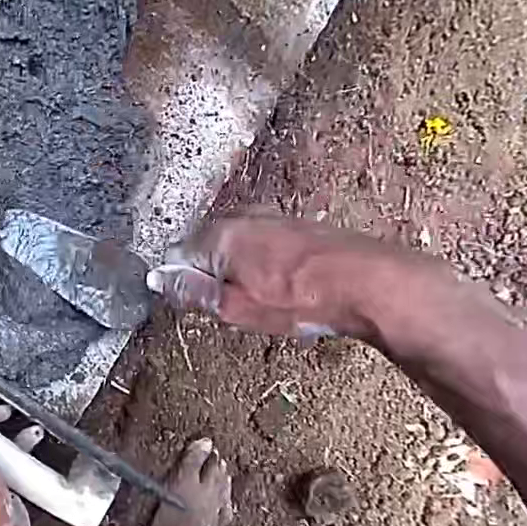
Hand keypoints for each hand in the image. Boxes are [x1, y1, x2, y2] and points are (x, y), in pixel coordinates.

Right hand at [148, 215, 446, 342]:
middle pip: (204, 248)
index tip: (200, 306)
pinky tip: (283, 287)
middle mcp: (240, 217)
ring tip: (262, 300)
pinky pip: (260, 244)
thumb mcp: (236, 308)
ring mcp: (270, 217)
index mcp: (218, 235)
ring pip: (234, 246)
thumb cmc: (301, 301)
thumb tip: (157, 279)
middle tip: (232, 308)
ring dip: (237, 271)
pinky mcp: (294, 224)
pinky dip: (261, 264)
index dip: (182, 284)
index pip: (175, 257)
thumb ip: (192, 291)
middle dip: (209, 275)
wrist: (370, 283)